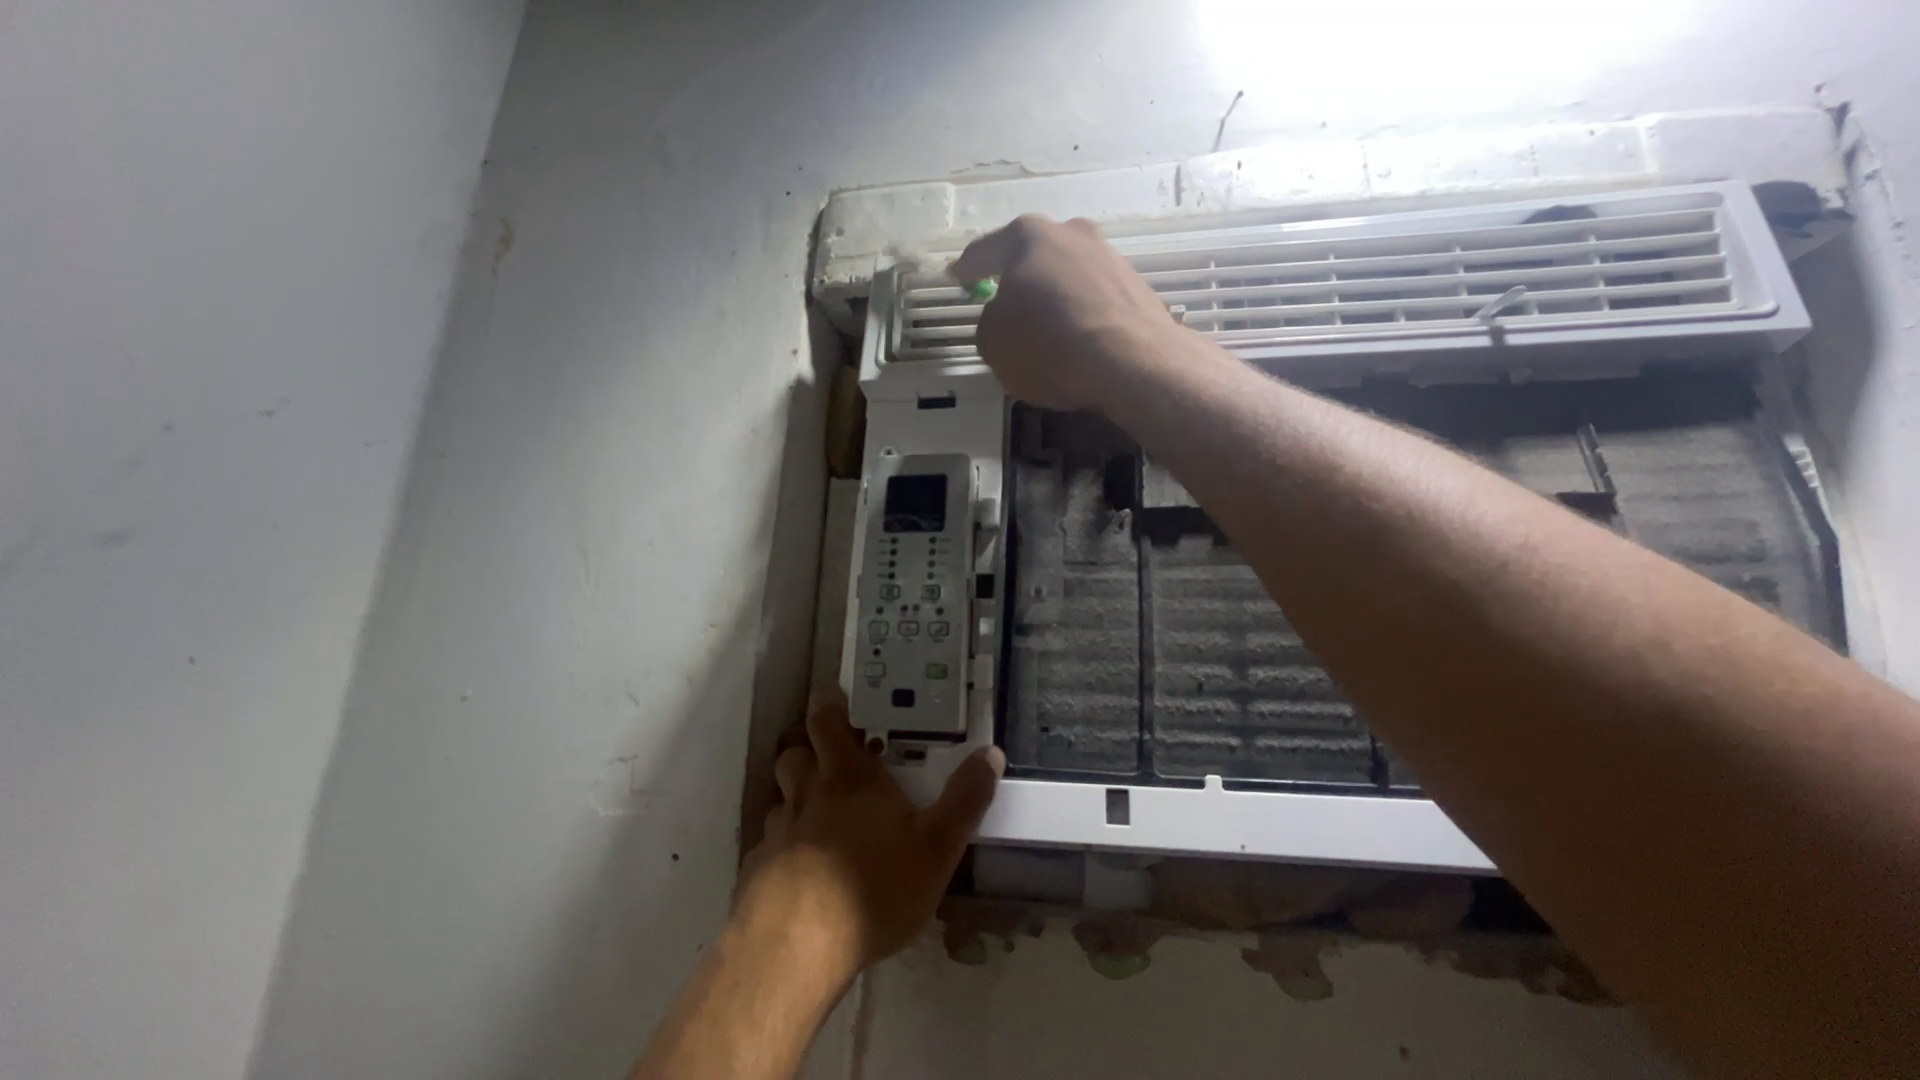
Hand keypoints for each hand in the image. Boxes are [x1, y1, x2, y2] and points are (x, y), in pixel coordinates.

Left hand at [736, 691, 1005, 973]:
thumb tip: (990, 752)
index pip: (827, 722)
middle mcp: (808, 795)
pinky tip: (802, 868)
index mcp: (850, 779)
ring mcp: (779, 832)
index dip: (827, 704)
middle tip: (833, 758)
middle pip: (795, 754)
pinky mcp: (759, 870)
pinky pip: (771, 843)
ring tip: (821, 813)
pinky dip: (785, 844)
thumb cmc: (875, 888)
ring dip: (797, 796)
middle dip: (809, 749)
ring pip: (781, 797)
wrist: (796, 948)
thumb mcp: (938, 846)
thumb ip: (965, 799)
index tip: (833, 696)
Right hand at [947, 215, 1181, 411]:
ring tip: (1046, 330)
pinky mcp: (1136, 285)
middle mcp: (1070, 234)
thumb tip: (1004, 316)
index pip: (984, 253)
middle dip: (1017, 279)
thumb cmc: (1050, 347)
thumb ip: (990, 322)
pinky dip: (1082, 313)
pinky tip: (1078, 340)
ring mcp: (1109, 256)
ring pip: (1067, 275)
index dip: (966, 269)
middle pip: (1032, 257)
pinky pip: (1094, 297)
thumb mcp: (994, 343)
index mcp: (1027, 237)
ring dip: (1053, 296)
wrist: (1133, 363)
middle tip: (1004, 303)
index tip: (956, 277)